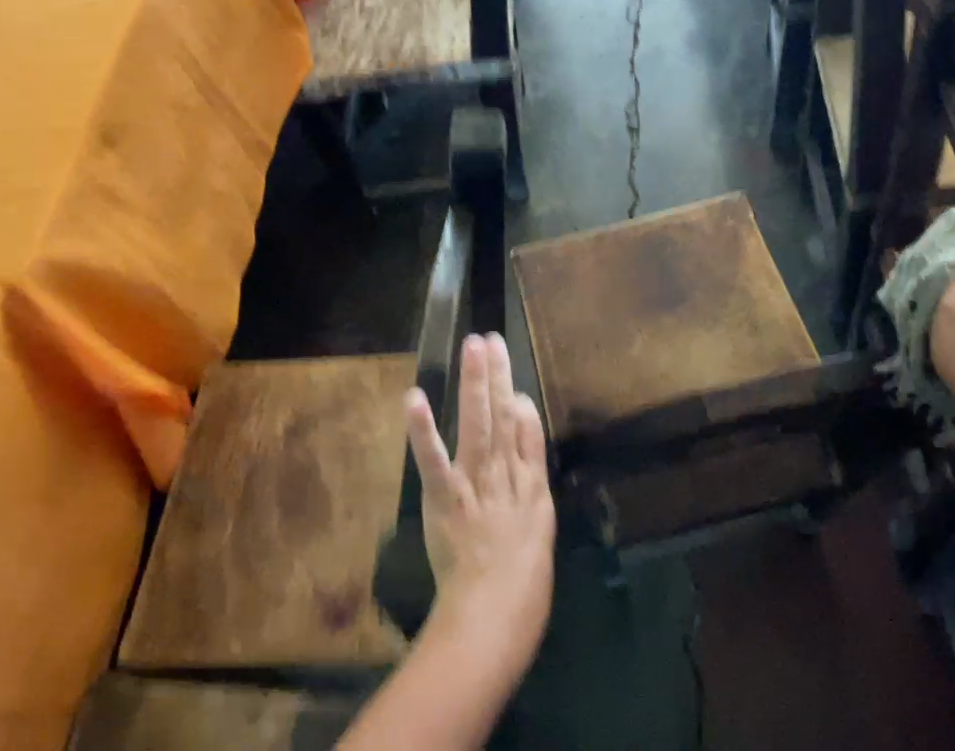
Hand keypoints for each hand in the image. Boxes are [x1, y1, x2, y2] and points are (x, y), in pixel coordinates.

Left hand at [405, 334, 554, 651]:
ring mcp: (477, 484)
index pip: (528, 435)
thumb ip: (531, 498)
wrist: (498, 614)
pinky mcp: (446, 498)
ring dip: (475, 383)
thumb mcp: (538, 540)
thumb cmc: (522, 590)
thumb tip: (525, 465)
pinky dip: (424, 429)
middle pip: (505, 418)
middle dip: (498, 377)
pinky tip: (416, 398)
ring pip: (478, 424)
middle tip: (491, 341)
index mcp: (531, 490)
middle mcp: (507, 477)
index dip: (520, 405)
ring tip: (473, 347)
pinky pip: (434, 459)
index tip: (513, 380)